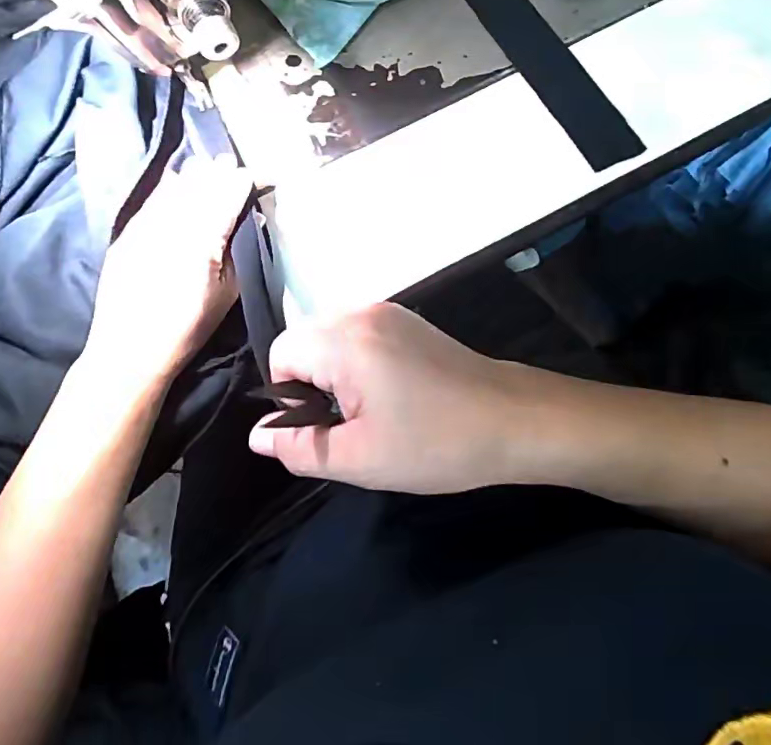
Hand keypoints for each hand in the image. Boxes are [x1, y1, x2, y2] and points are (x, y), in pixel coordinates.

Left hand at [80, 158, 251, 388]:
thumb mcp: (228, 292)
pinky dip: (167, 188)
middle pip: (201, 185)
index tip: (256, 176)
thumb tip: (240, 221)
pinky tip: (176, 181)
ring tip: (207, 167)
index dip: (244, 182)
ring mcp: (145, 227)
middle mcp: (173, 226)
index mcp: (204, 242)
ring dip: (194, 176)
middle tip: (232, 166)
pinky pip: (151, 199)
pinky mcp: (126, 234)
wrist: (129, 351)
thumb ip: (234, 250)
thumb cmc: (188, 327)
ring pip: (174, 187)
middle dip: (219, 173)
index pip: (228, 196)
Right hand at [247, 304, 535, 493]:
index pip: (282, 352)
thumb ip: (300, 445)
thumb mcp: (358, 458)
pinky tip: (391, 393)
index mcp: (346, 339)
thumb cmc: (434, 442)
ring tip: (370, 411)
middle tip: (347, 423)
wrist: (512, 419)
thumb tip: (258, 435)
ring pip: (333, 338)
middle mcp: (363, 312)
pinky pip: (361, 335)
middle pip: (306, 339)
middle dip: (310, 382)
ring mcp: (391, 312)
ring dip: (335, 373)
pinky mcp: (410, 321)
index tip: (322, 426)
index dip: (288, 395)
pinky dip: (359, 362)